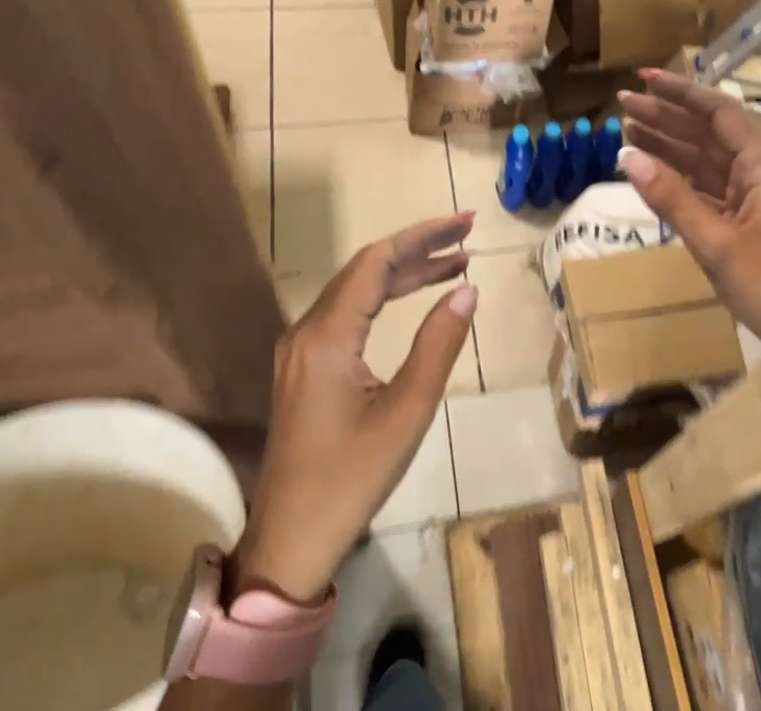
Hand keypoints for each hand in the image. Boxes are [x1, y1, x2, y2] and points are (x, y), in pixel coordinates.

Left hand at [233, 213, 477, 602]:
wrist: (292, 537)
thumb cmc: (353, 478)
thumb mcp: (407, 411)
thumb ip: (438, 344)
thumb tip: (467, 290)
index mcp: (327, 337)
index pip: (376, 262)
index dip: (422, 235)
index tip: (465, 223)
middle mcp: (307, 332)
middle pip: (365, 269)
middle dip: (417, 248)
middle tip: (468, 237)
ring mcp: (300, 351)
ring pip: (356, 292)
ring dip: (403, 273)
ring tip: (454, 264)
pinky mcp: (304, 369)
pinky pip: (347, 316)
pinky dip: (384, 299)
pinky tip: (413, 300)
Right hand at [618, 70, 760, 374]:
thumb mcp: (715, 243)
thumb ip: (671, 198)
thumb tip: (627, 156)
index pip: (719, 113)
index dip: (680, 92)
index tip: (643, 79)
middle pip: (710, 134)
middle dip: (667, 117)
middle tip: (622, 105)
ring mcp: (758, 200)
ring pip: (709, 162)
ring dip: (671, 146)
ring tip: (628, 132)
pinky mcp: (751, 224)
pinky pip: (712, 190)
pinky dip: (683, 181)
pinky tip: (655, 173)